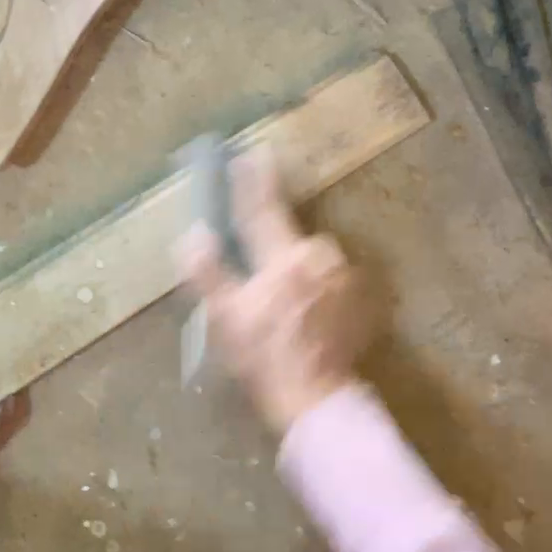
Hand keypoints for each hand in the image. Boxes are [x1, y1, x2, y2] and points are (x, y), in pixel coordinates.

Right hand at [177, 146, 372, 433]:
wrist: (314, 398)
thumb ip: (206, 271)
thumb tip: (193, 234)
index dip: (253, 181)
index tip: (252, 153)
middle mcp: (317, 257)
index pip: (261, 209)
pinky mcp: (359, 298)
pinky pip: (331, 278)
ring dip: (298, 267)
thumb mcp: (224, 316)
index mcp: (282, 256)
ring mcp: (343, 278)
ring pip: (312, 257)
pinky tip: (309, 313)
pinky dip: (319, 286)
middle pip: (289, 236)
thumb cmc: (262, 355)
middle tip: (263, 278)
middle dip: (275, 246)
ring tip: (286, 303)